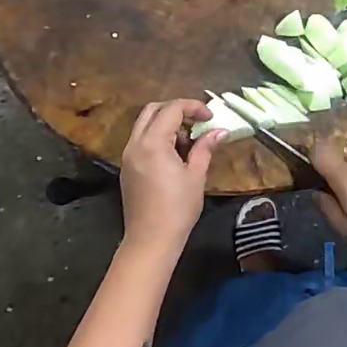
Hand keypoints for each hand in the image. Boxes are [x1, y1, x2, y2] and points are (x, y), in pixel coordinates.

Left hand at [119, 99, 224, 255]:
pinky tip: (174, 155)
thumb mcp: (196, 176)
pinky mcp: (127, 167)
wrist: (150, 240)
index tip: (210, 117)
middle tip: (197, 121)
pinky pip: (140, 140)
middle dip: (176, 110)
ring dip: (166, 123)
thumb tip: (220, 131)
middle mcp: (135, 144)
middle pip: (153, 110)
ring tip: (188, 141)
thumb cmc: (177, 208)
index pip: (172, 109)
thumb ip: (205, 148)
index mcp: (153, 143)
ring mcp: (127, 155)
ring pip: (144, 125)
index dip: (193, 107)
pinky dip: (157, 137)